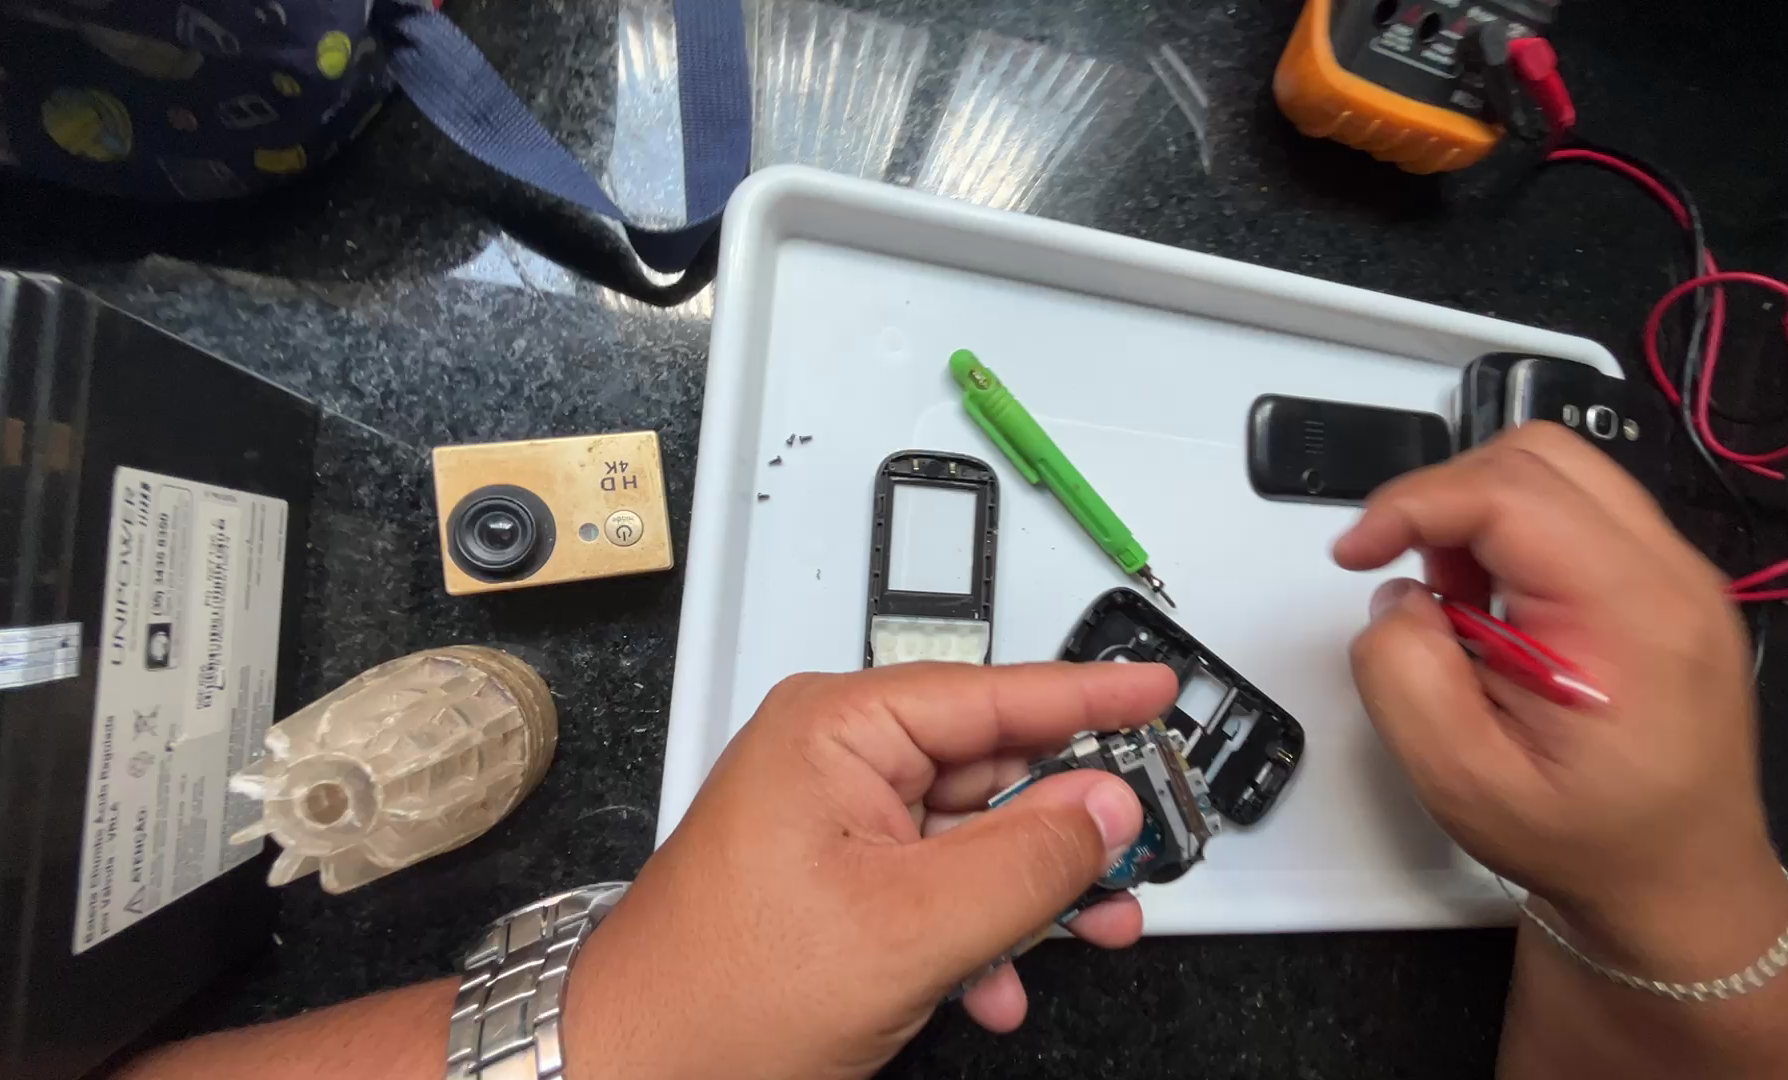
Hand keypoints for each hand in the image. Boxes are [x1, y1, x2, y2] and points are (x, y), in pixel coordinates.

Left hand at [562, 662, 1176, 1079]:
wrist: (637, 1071)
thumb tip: (1105, 806)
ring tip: (1097, 917)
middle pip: (991, 759)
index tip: (1151, 687)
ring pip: (977, 823)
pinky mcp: (851, 859)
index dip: (1085, 692)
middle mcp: (844, 751)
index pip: (991, 691)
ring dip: (1035, 879)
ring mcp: (847, 808)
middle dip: (1067, 812)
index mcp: (841, 726)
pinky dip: (985, 916)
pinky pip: (944, 868)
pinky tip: (1002, 973)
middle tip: (1141, 834)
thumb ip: (1023, 861)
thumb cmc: (723, 990)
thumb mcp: (905, 927)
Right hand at [1334, 422, 1784, 977]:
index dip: (1408, 504)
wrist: (1670, 877)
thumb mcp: (1454, 772)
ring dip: (1465, 512)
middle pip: (1535, 456)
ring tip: (1446, 592)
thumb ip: (1400, 668)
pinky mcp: (1643, 582)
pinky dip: (1492, 532)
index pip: (1507, 494)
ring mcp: (1663, 574)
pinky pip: (1557, 509)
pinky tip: (1480, 600)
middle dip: (1437, 496)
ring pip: (1545, 468)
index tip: (1352, 552)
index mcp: (1629, 618)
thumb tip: (1399, 599)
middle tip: (1398, 564)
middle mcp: (1664, 576)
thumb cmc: (1577, 836)